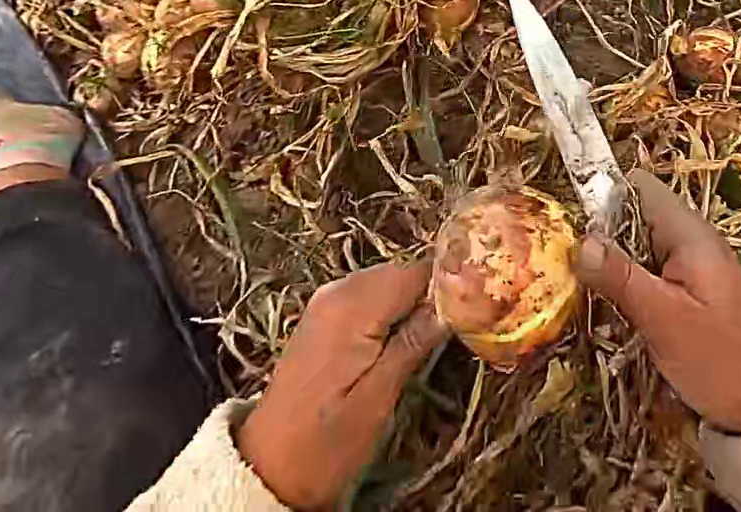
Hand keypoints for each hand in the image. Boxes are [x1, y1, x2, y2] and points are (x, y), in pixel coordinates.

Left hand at [237, 262, 448, 508]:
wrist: (266, 469)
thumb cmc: (326, 442)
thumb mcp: (377, 400)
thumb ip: (413, 343)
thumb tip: (450, 306)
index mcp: (352, 306)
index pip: (415, 272)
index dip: (447, 285)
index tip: (475, 302)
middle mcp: (338, 289)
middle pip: (402, 270)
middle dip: (432, 290)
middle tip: (461, 318)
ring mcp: (328, 298)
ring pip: (388, 278)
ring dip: (413, 297)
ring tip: (439, 326)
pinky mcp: (324, 311)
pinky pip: (369, 291)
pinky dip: (392, 303)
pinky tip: (405, 329)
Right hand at [575, 168, 740, 433]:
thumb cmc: (721, 359)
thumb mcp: (665, 320)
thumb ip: (621, 278)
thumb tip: (579, 241)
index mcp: (686, 230)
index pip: (636, 186)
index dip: (602, 197)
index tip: (574, 229)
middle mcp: (688, 234)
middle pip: (631, 212)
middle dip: (601, 233)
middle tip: (573, 266)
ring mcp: (689, 258)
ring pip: (636, 240)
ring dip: (611, 259)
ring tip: (586, 287)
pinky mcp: (687, 282)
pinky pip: (647, 264)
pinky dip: (627, 278)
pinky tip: (613, 304)